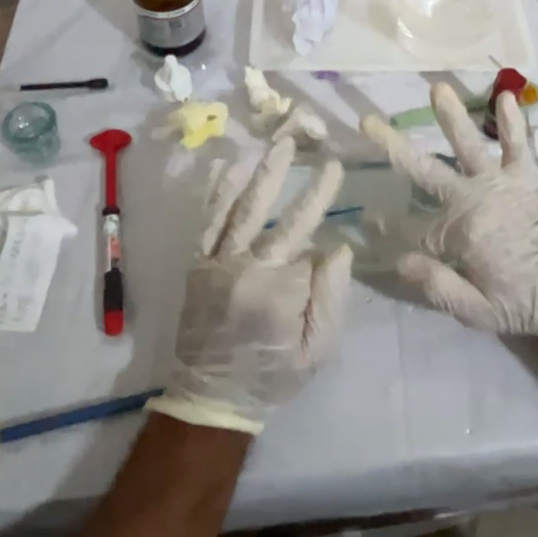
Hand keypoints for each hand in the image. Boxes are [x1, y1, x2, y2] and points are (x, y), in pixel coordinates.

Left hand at [145, 136, 353, 434]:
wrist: (212, 397)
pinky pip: (208, 223)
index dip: (320, 202)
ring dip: (255, 174)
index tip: (335, 166)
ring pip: (237, 210)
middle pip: (271, 214)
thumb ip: (331, 297)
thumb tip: (339, 247)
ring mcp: (215, 264)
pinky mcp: (198, 265)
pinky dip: (218, 194)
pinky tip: (227, 167)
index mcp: (277, 290)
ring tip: (271, 144)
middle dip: (288, 174)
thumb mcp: (318, 350)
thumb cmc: (273, 375)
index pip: (305, 237)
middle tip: (301, 140)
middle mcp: (243, 269)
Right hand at [361, 84, 537, 371]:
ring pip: (469, 145)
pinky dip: (514, 122)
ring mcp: (502, 185)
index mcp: (462, 233)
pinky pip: (518, 147)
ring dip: (451, 116)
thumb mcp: (473, 311)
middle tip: (367, 120)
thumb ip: (436, 285)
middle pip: (427, 170)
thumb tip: (400, 259)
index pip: (413, 228)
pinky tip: (506, 96)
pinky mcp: (525, 181)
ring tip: (437, 86)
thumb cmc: (519, 305)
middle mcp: (477, 200)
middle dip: (394, 145)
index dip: (389, 227)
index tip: (368, 221)